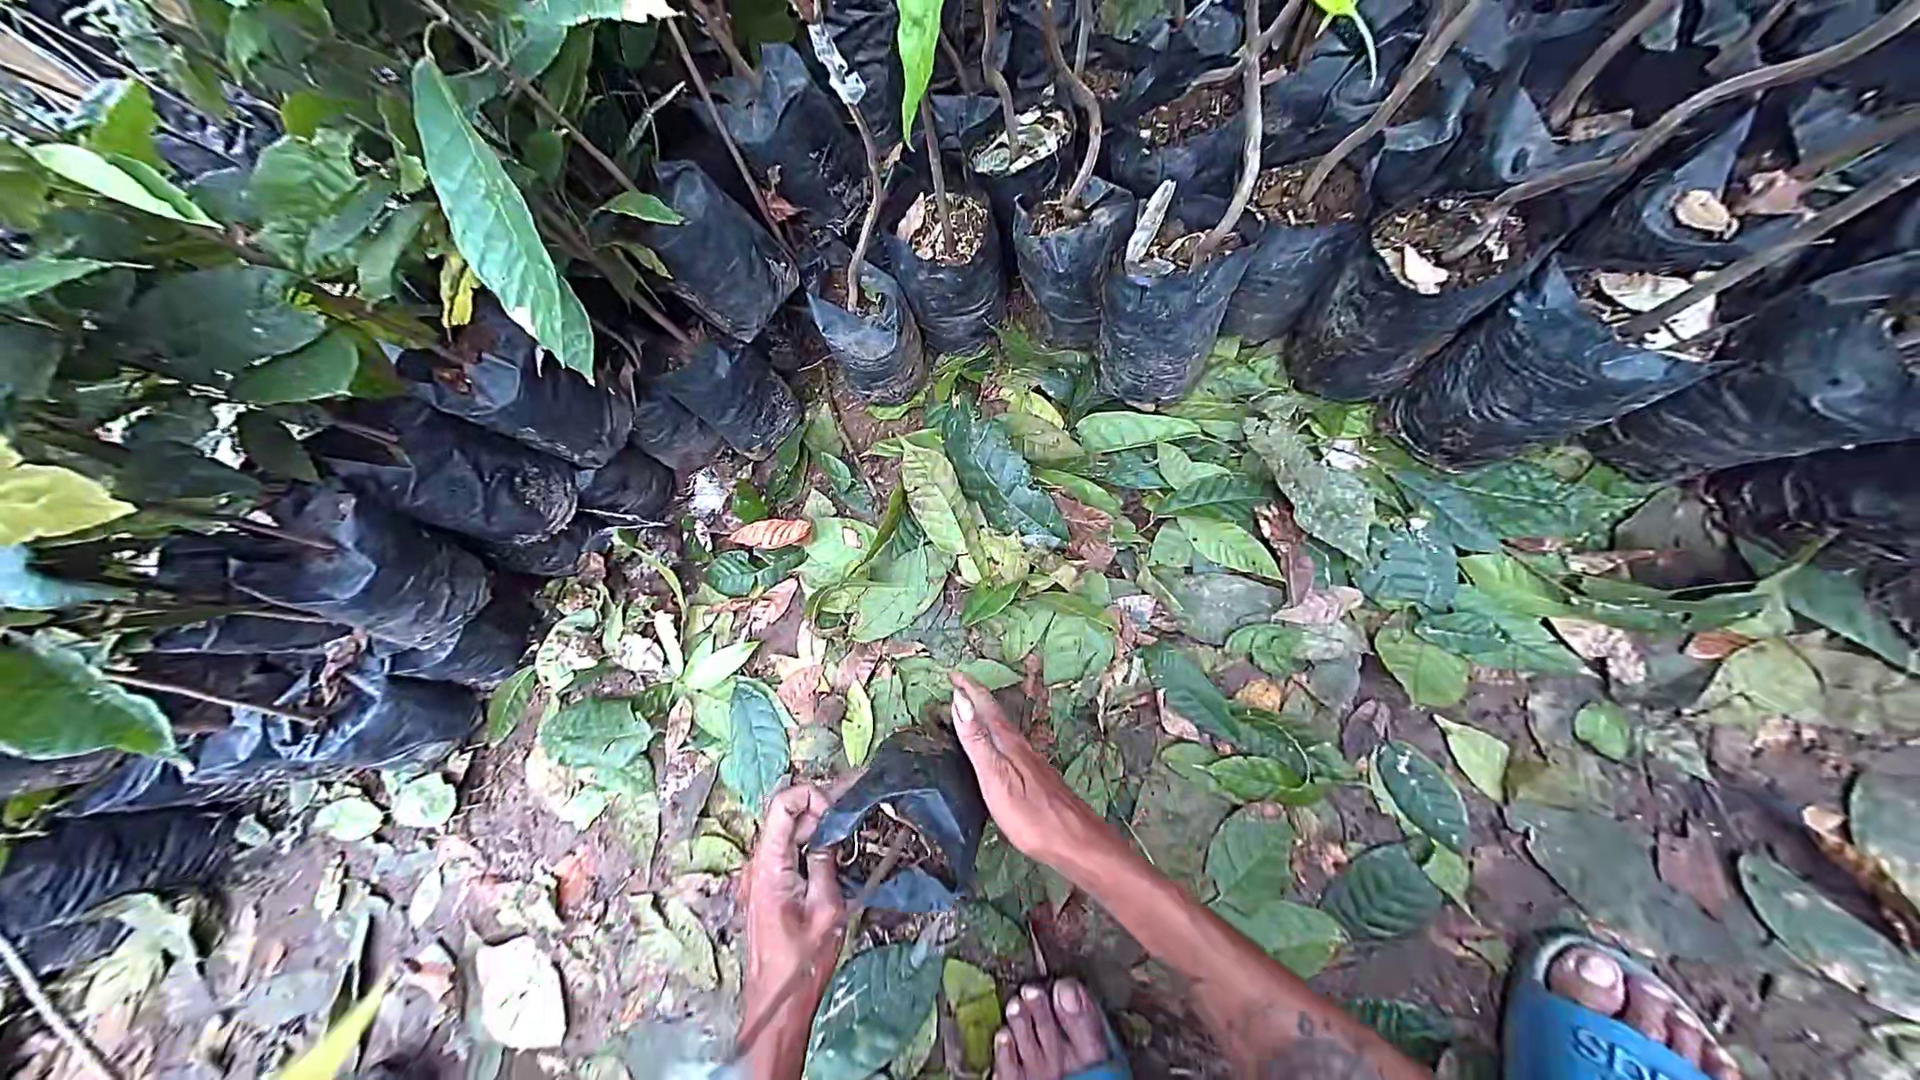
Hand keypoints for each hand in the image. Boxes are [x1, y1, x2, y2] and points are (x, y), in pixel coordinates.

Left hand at [740, 785, 843, 1075]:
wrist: (777, 1004)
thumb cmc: (803, 961)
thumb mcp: (826, 908)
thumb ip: (826, 861)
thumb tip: (831, 829)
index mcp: (768, 865)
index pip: (782, 803)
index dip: (812, 795)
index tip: (836, 811)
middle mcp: (757, 864)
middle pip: (785, 813)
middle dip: (819, 807)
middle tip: (851, 813)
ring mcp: (759, 874)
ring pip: (787, 830)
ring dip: (815, 825)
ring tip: (846, 829)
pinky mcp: (766, 885)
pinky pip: (786, 849)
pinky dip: (808, 842)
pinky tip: (831, 850)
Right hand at [950, 673, 1107, 865]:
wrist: (1076, 841)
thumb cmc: (1031, 816)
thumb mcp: (996, 778)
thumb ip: (978, 740)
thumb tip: (960, 701)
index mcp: (1009, 743)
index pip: (985, 707)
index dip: (969, 689)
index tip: (953, 673)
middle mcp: (1021, 746)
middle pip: (995, 713)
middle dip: (976, 697)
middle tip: (959, 684)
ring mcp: (1031, 761)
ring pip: (1004, 728)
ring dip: (986, 714)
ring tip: (972, 708)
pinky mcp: (1036, 776)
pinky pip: (1010, 743)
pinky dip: (996, 734)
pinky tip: (998, 744)